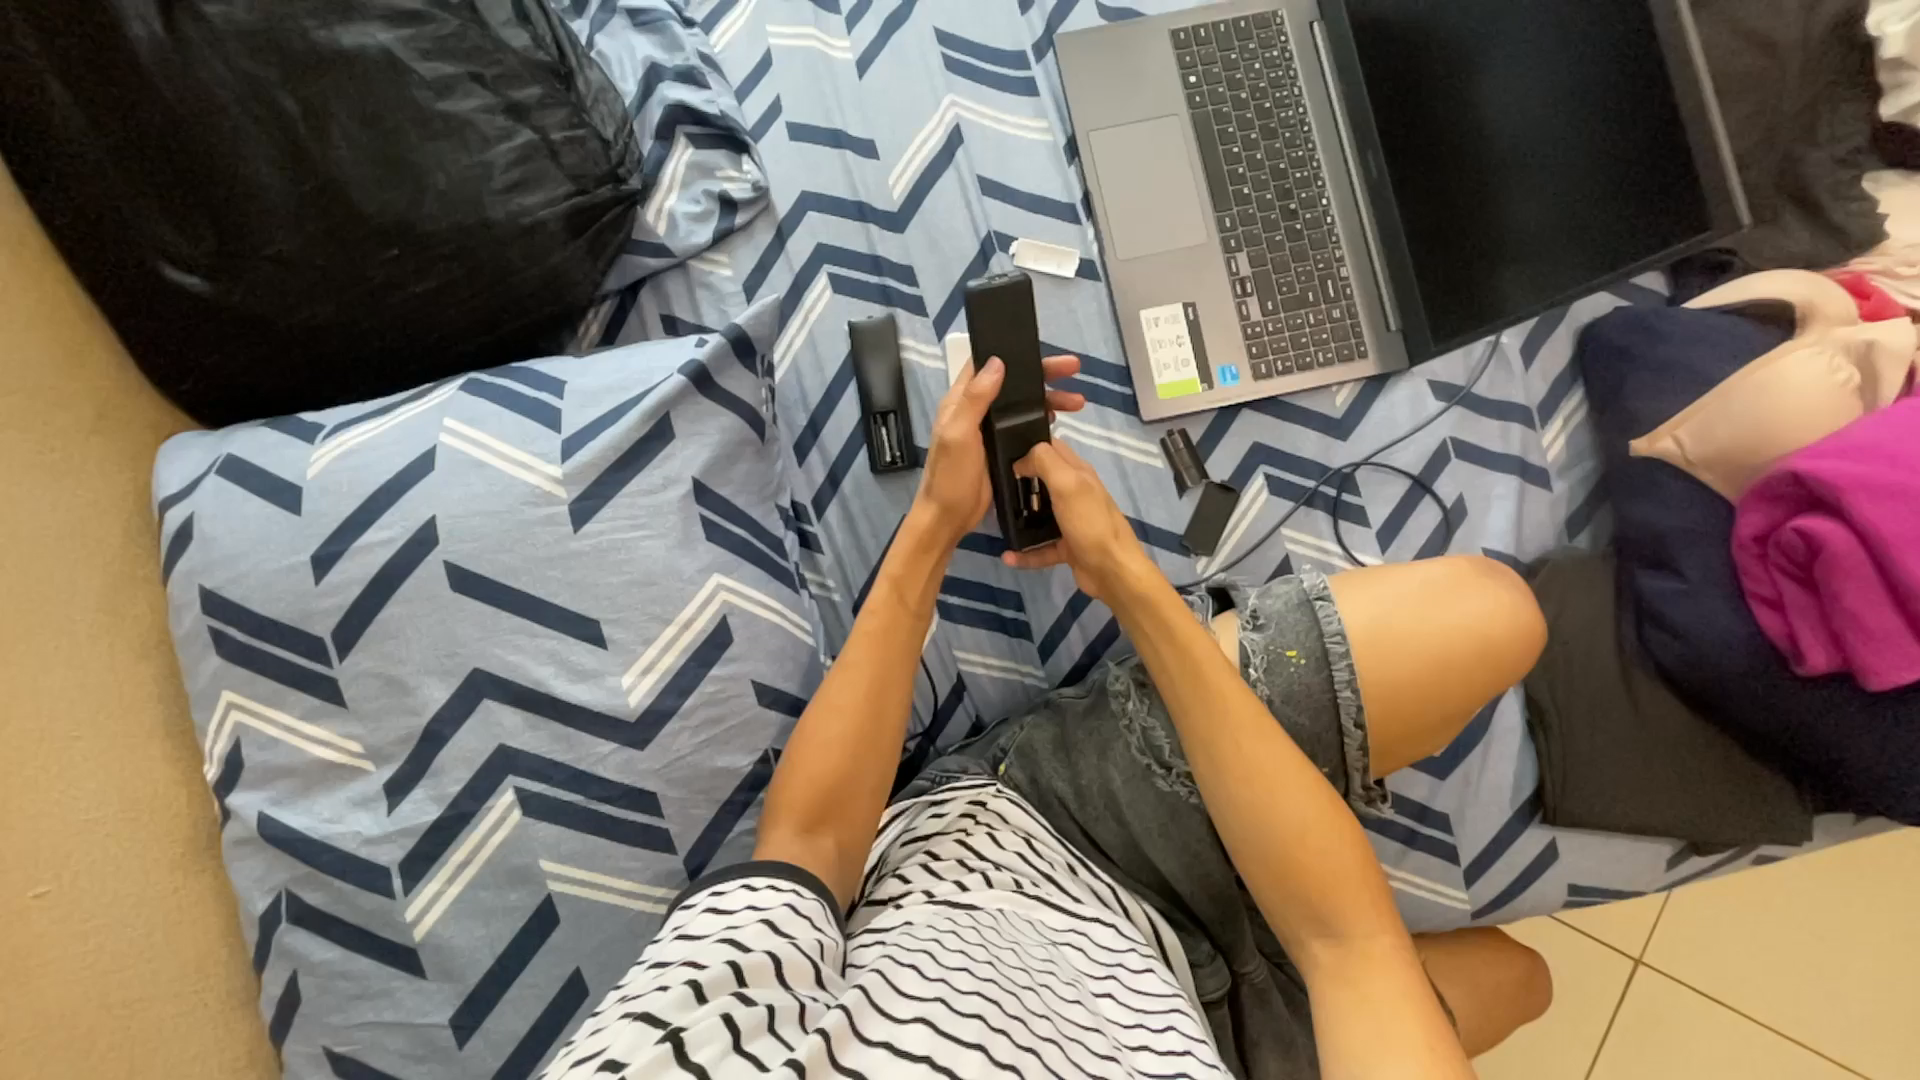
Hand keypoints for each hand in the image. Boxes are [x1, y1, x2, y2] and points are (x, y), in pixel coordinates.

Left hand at [910, 354, 1086, 545]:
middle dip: (1043, 375)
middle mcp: (976, 411)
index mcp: (961, 402)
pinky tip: (1060, 421)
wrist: (949, 519)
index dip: (1014, 355)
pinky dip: (1043, 420)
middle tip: (1074, 370)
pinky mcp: (1002, 450)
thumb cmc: (950, 476)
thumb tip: (998, 363)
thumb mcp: (959, 434)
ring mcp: (990, 432)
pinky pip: (1026, 427)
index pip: (987, 365)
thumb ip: (975, 399)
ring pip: (1023, 405)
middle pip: (1012, 383)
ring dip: (1049, 399)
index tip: (1042, 351)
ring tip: (1078, 402)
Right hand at [1002, 440, 1157, 603]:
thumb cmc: (1090, 523)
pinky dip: (1025, 553)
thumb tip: (1021, 461)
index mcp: (1079, 474)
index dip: (1030, 446)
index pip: (1054, 448)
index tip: (1004, 453)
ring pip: (1041, 515)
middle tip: (996, 486)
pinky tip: (1008, 557)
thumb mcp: (1068, 484)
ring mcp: (1072, 522)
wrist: (1112, 571)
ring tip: (998, 518)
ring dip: (1021, 517)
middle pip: (1044, 481)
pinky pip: (1041, 548)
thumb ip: (1044, 462)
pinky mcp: (1068, 548)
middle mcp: (1076, 494)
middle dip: (1021, 482)